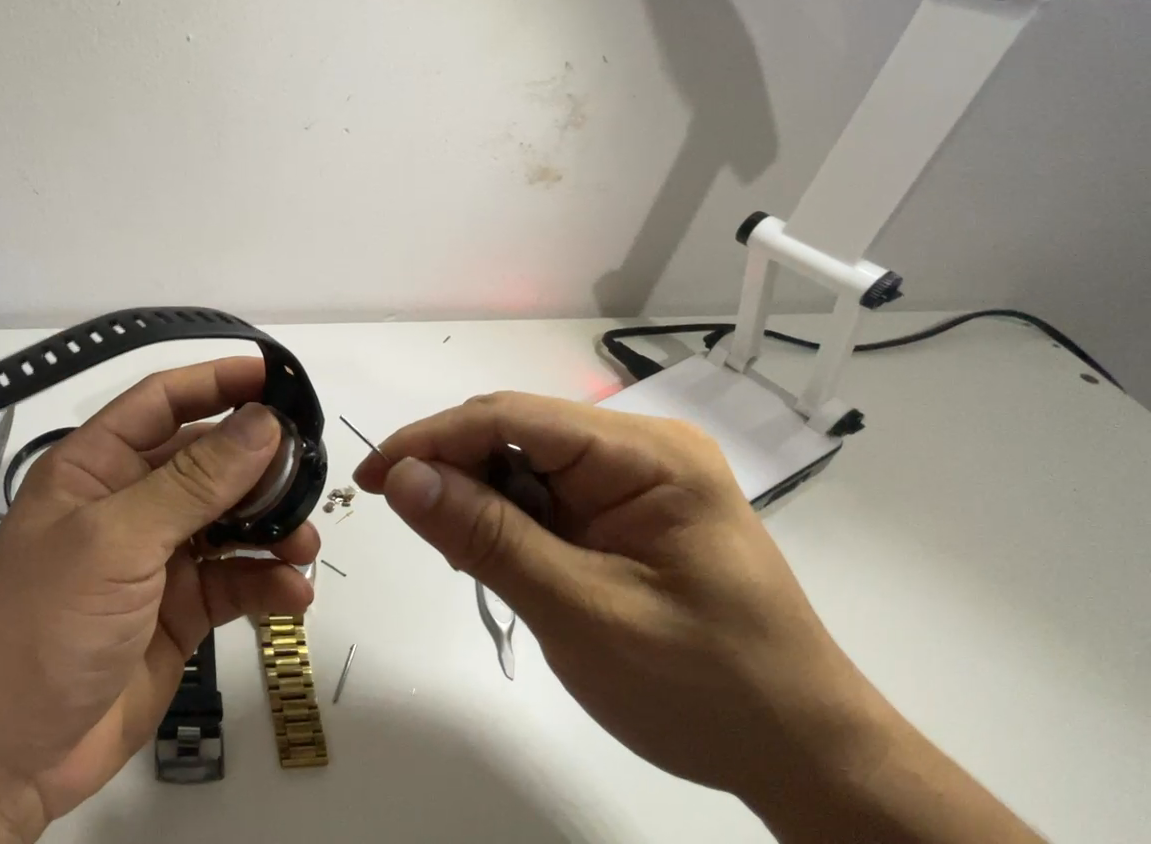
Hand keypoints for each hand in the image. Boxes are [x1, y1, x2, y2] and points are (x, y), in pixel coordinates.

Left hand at [0, 358, 317, 843]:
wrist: (9, 753)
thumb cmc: (46, 624)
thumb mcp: (115, 541)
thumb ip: (193, 482)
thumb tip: (263, 423)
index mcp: (95, 466)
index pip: (161, 401)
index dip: (216, 381)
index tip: (277, 378)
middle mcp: (128, 503)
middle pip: (206, 460)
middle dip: (258, 462)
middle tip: (311, 471)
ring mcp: (155, 559)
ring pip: (228, 521)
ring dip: (271, 526)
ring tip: (304, 541)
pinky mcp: (179, 611)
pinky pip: (233, 582)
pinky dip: (266, 583)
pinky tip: (294, 593)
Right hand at [354, 392, 869, 799]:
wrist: (805, 756)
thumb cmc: (704, 689)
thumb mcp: (581, 612)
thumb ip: (487, 538)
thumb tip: (402, 476)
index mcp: (647, 456)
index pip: (512, 417)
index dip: (431, 440)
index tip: (370, 481)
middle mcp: (643, 450)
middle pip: (516, 433)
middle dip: (453, 471)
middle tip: (413, 527)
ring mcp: (639, 481)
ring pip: (524, 464)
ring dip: (478, 500)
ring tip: (460, 554)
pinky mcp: (630, 513)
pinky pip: (546, 496)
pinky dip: (507, 522)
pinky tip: (499, 557)